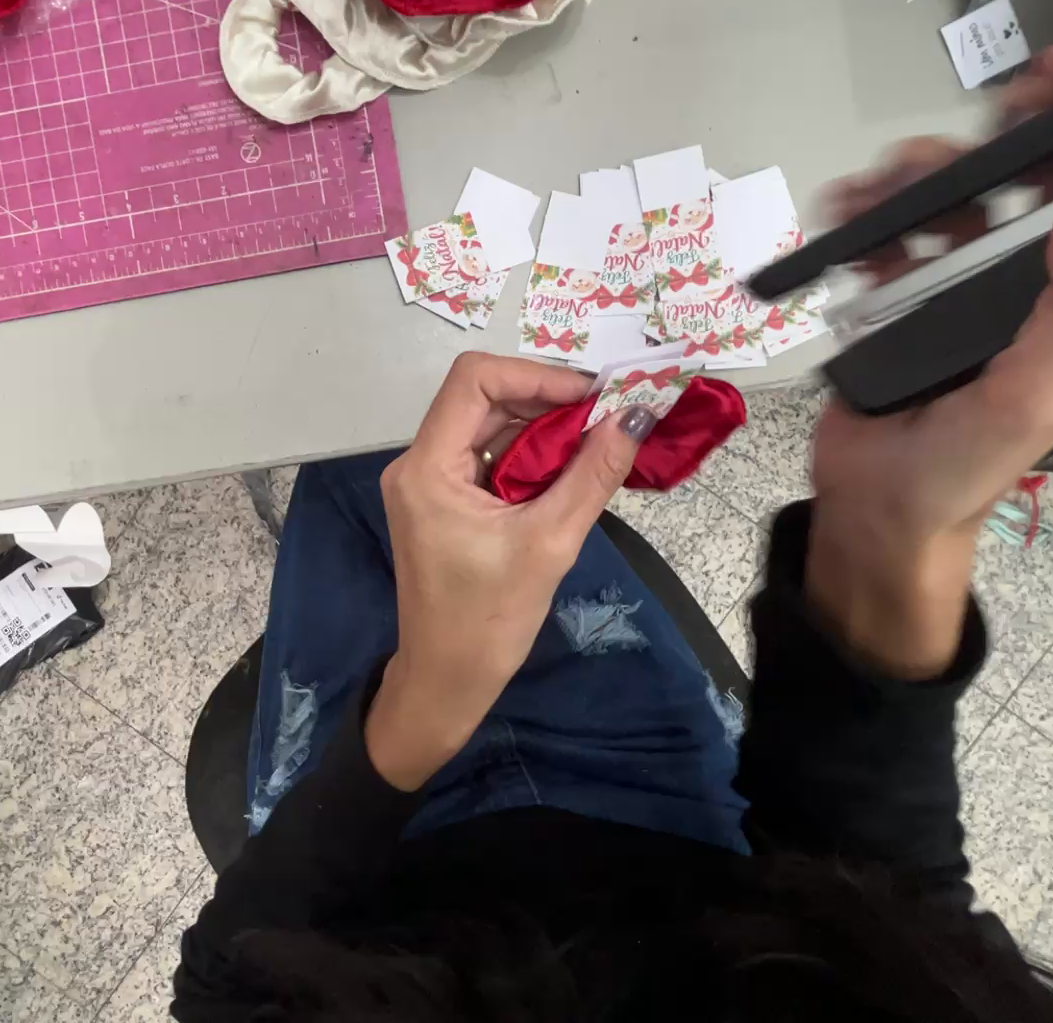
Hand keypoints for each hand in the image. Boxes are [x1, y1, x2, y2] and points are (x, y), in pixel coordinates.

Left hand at [365, 352, 655, 789]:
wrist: (447, 678)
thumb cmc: (489, 621)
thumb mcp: (549, 543)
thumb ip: (592, 475)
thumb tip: (636, 418)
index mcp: (427, 468)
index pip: (473, 380)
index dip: (535, 375)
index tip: (592, 396)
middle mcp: (416, 464)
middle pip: (479, 398)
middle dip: (544, 399)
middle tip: (605, 413)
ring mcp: (426, 482)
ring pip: (484, 425)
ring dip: (539, 425)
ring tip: (596, 436)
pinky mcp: (440, 500)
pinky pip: (484, 455)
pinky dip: (525, 452)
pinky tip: (568, 463)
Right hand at [807, 44, 1052, 679]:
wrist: (874, 509)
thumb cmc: (961, 464)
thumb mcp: (1041, 391)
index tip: (1049, 80)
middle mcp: (1029, 278)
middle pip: (1022, 177)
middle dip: (978, 146)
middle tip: (923, 151)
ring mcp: (956, 290)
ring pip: (946, 204)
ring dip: (904, 185)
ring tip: (859, 196)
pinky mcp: (894, 305)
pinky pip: (886, 246)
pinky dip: (861, 226)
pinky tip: (839, 228)